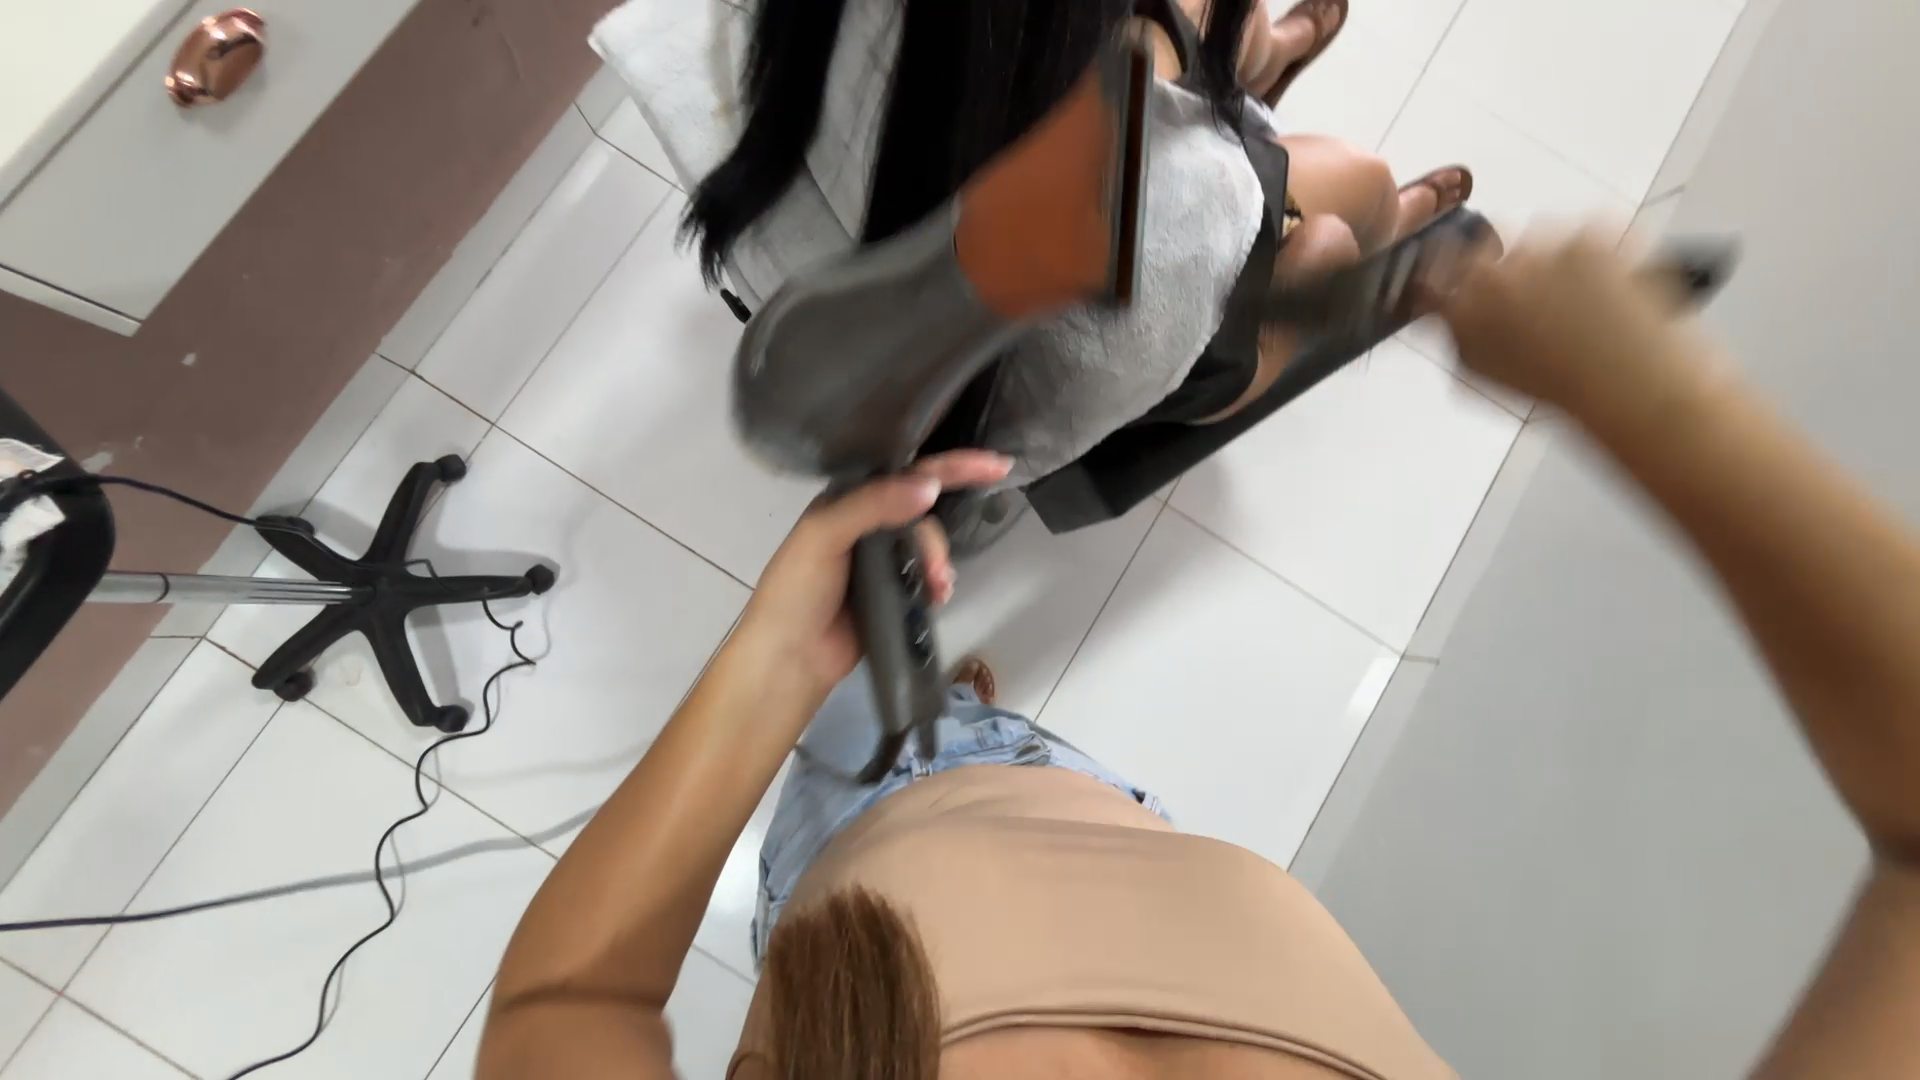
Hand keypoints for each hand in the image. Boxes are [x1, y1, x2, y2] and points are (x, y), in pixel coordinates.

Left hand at [730, 451, 1013, 703]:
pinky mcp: (893, 589)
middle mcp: (867, 523)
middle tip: (939, 572)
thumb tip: (929, 486)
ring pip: (929, 546)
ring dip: (939, 564)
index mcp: (848, 500)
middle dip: (937, 541)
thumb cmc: (797, 591)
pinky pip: (927, 574)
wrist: (789, 658)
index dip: (951, 466)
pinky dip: (938, 583)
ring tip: (934, 592)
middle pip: (923, 513)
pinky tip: (936, 598)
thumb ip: (874, 505)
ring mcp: (881, 558)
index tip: (996, 466)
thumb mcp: (825, 535)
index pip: (905, 472)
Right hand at [1434, 226, 1722, 424]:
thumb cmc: (1554, 384)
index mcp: (1459, 309)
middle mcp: (1492, 274)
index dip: (1437, 273)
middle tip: (1524, 290)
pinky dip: (1594, 249)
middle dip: (1496, 264)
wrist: (1627, 381)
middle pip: (1480, 249)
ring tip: (1570, 292)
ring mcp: (1542, 249)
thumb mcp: (1478, 371)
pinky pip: (1586, 228)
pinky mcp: (1591, 234)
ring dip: (1546, 254)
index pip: (1429, 274)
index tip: (1450, 276)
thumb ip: (1453, 333)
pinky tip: (1602, 283)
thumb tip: (1443, 309)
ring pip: (1534, 235)